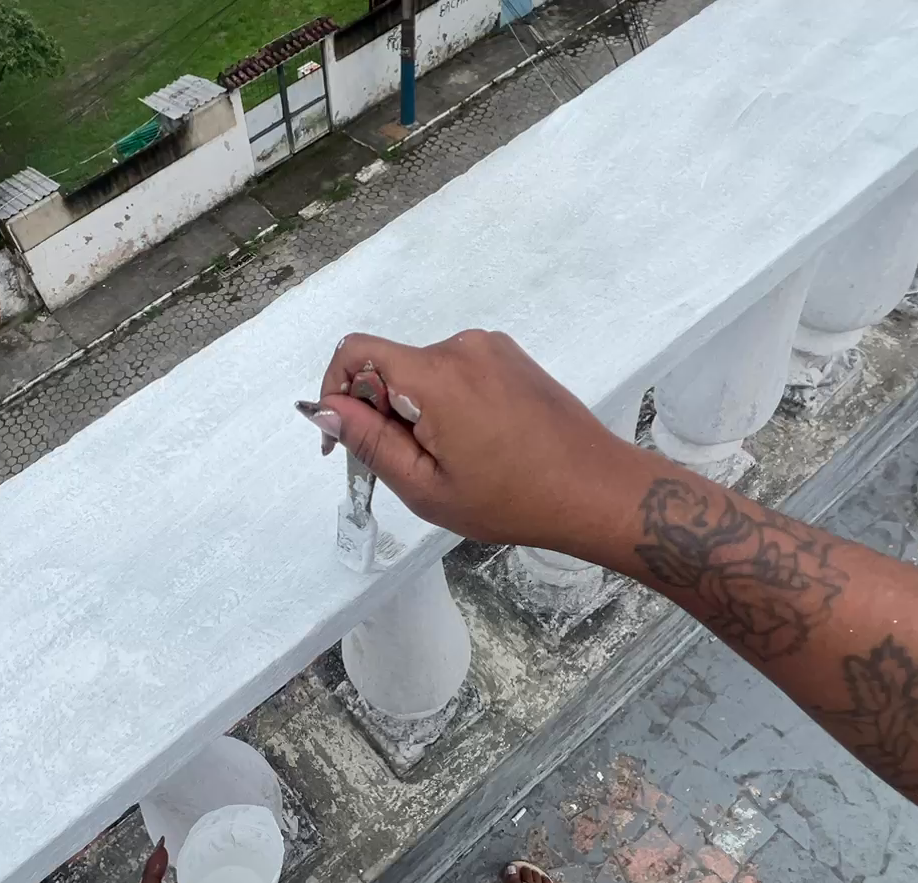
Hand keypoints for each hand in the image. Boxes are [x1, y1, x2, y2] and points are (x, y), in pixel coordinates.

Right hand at [302, 330, 634, 550]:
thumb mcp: (425, 486)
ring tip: (446, 460)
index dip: (334, 392)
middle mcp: (461, 346)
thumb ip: (369, 442)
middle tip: (406, 467)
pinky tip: (472, 442)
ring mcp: (490, 347)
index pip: (355, 352)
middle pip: (388, 366)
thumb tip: (323, 409)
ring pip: (419, 373)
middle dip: (378, 412)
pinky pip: (452, 372)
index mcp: (436, 376)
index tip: (342, 438)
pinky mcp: (508, 356)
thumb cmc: (509, 500)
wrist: (594, 489)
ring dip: (412, 410)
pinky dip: (441, 402)